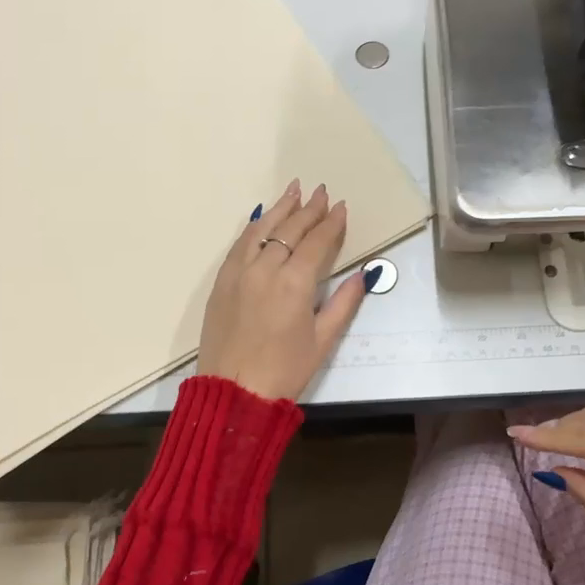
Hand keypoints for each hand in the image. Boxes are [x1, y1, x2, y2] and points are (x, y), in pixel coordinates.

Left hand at [196, 180, 370, 401]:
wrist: (233, 394)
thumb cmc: (285, 371)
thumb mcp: (323, 341)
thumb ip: (344, 303)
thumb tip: (363, 275)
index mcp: (295, 283)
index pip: (316, 242)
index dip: (330, 223)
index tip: (340, 207)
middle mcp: (265, 269)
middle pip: (289, 229)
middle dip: (308, 209)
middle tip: (321, 191)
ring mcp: (239, 273)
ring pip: (261, 230)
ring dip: (279, 209)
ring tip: (293, 190)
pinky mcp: (221, 283)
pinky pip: (239, 245)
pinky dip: (252, 227)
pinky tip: (260, 218)